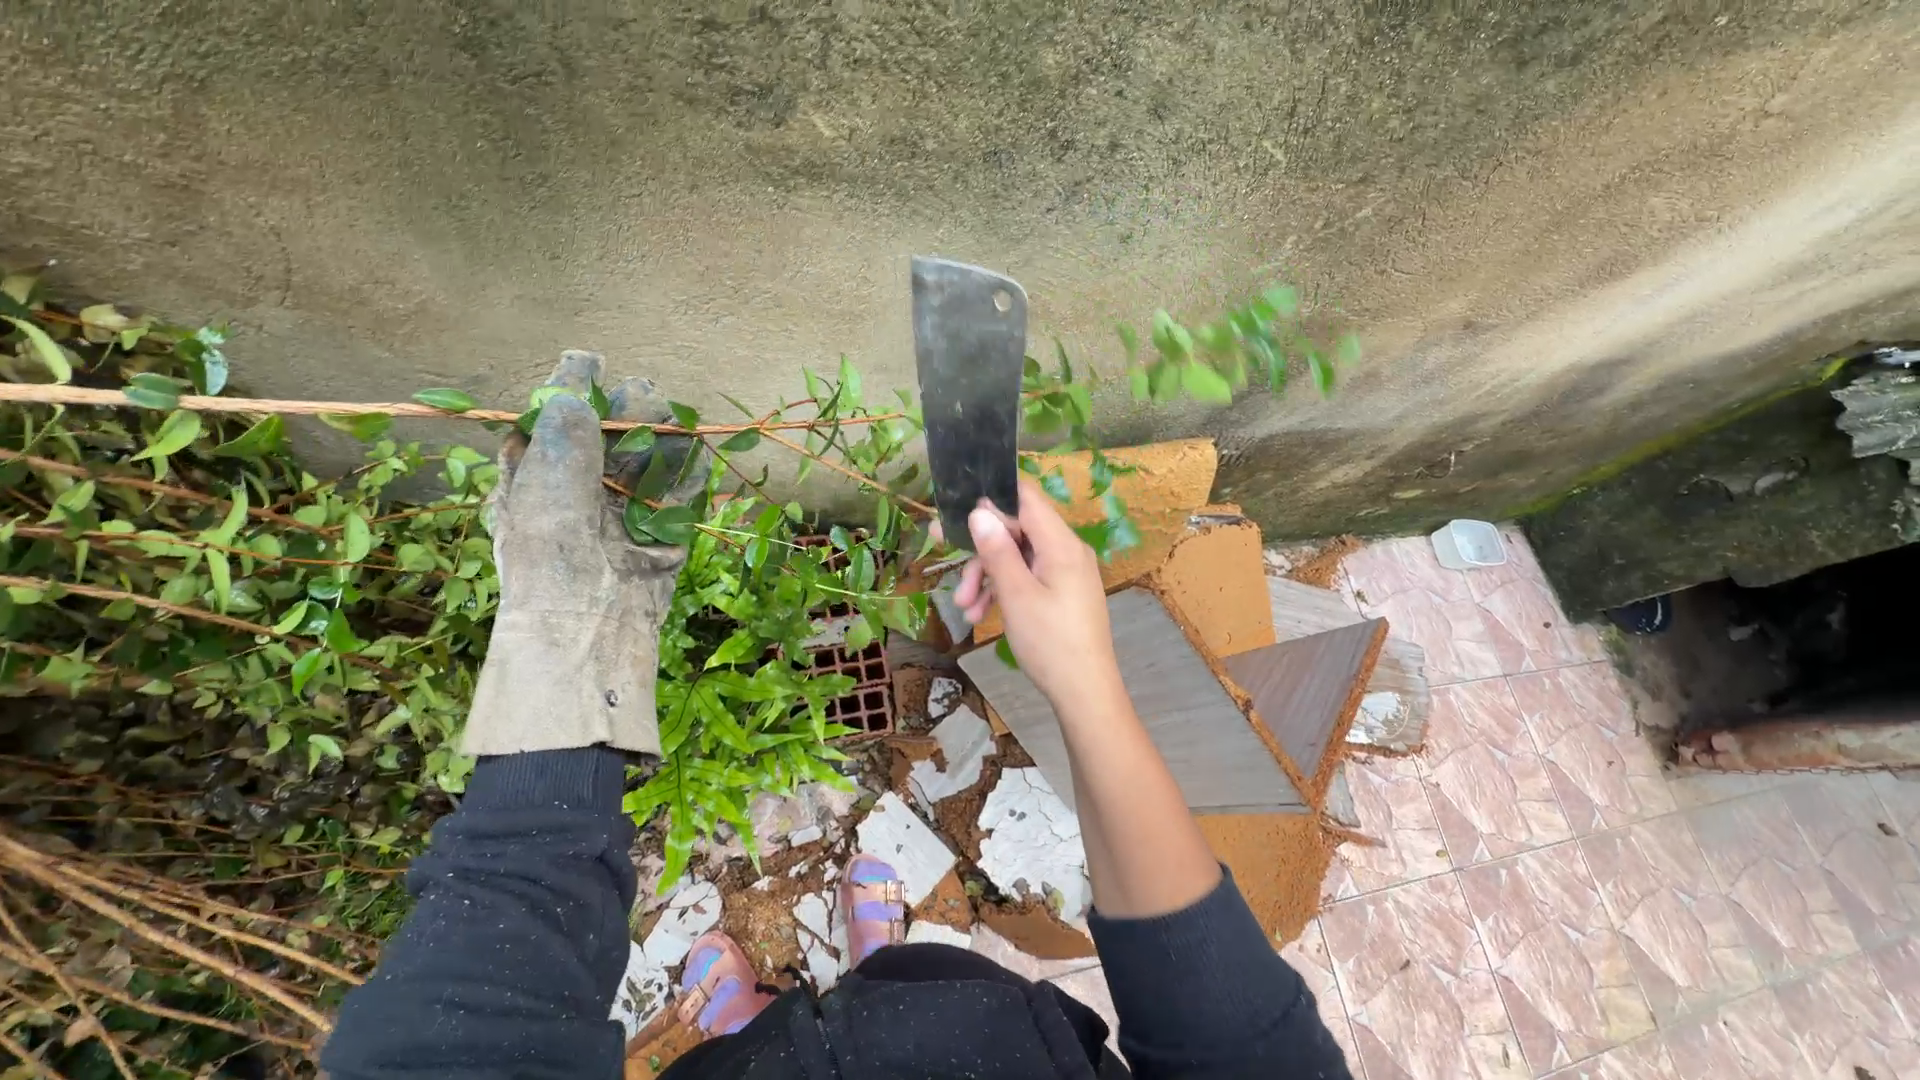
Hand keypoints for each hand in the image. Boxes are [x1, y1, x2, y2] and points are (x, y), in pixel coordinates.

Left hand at [461, 350, 705, 757]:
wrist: (590, 618)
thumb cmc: (552, 540)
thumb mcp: (544, 463)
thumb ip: (567, 408)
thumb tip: (583, 357)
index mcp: (541, 471)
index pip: (566, 417)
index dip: (586, 392)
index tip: (602, 373)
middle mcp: (583, 488)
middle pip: (615, 432)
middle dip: (632, 411)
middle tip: (644, 401)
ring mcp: (626, 511)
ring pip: (652, 457)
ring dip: (663, 436)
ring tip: (669, 425)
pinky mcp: (664, 532)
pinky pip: (681, 491)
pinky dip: (688, 471)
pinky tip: (691, 454)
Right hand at [954, 475, 1121, 704]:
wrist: (1085, 692)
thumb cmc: (1050, 642)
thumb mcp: (1016, 595)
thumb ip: (997, 550)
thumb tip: (980, 511)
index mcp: (1062, 543)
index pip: (1026, 498)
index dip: (992, 497)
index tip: (958, 508)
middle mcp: (1068, 550)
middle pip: (1018, 529)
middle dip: (981, 546)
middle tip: (940, 549)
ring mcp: (1066, 572)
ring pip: (1018, 556)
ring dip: (987, 574)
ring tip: (964, 605)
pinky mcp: (1062, 592)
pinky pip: (1028, 577)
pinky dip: (1003, 589)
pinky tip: (981, 614)